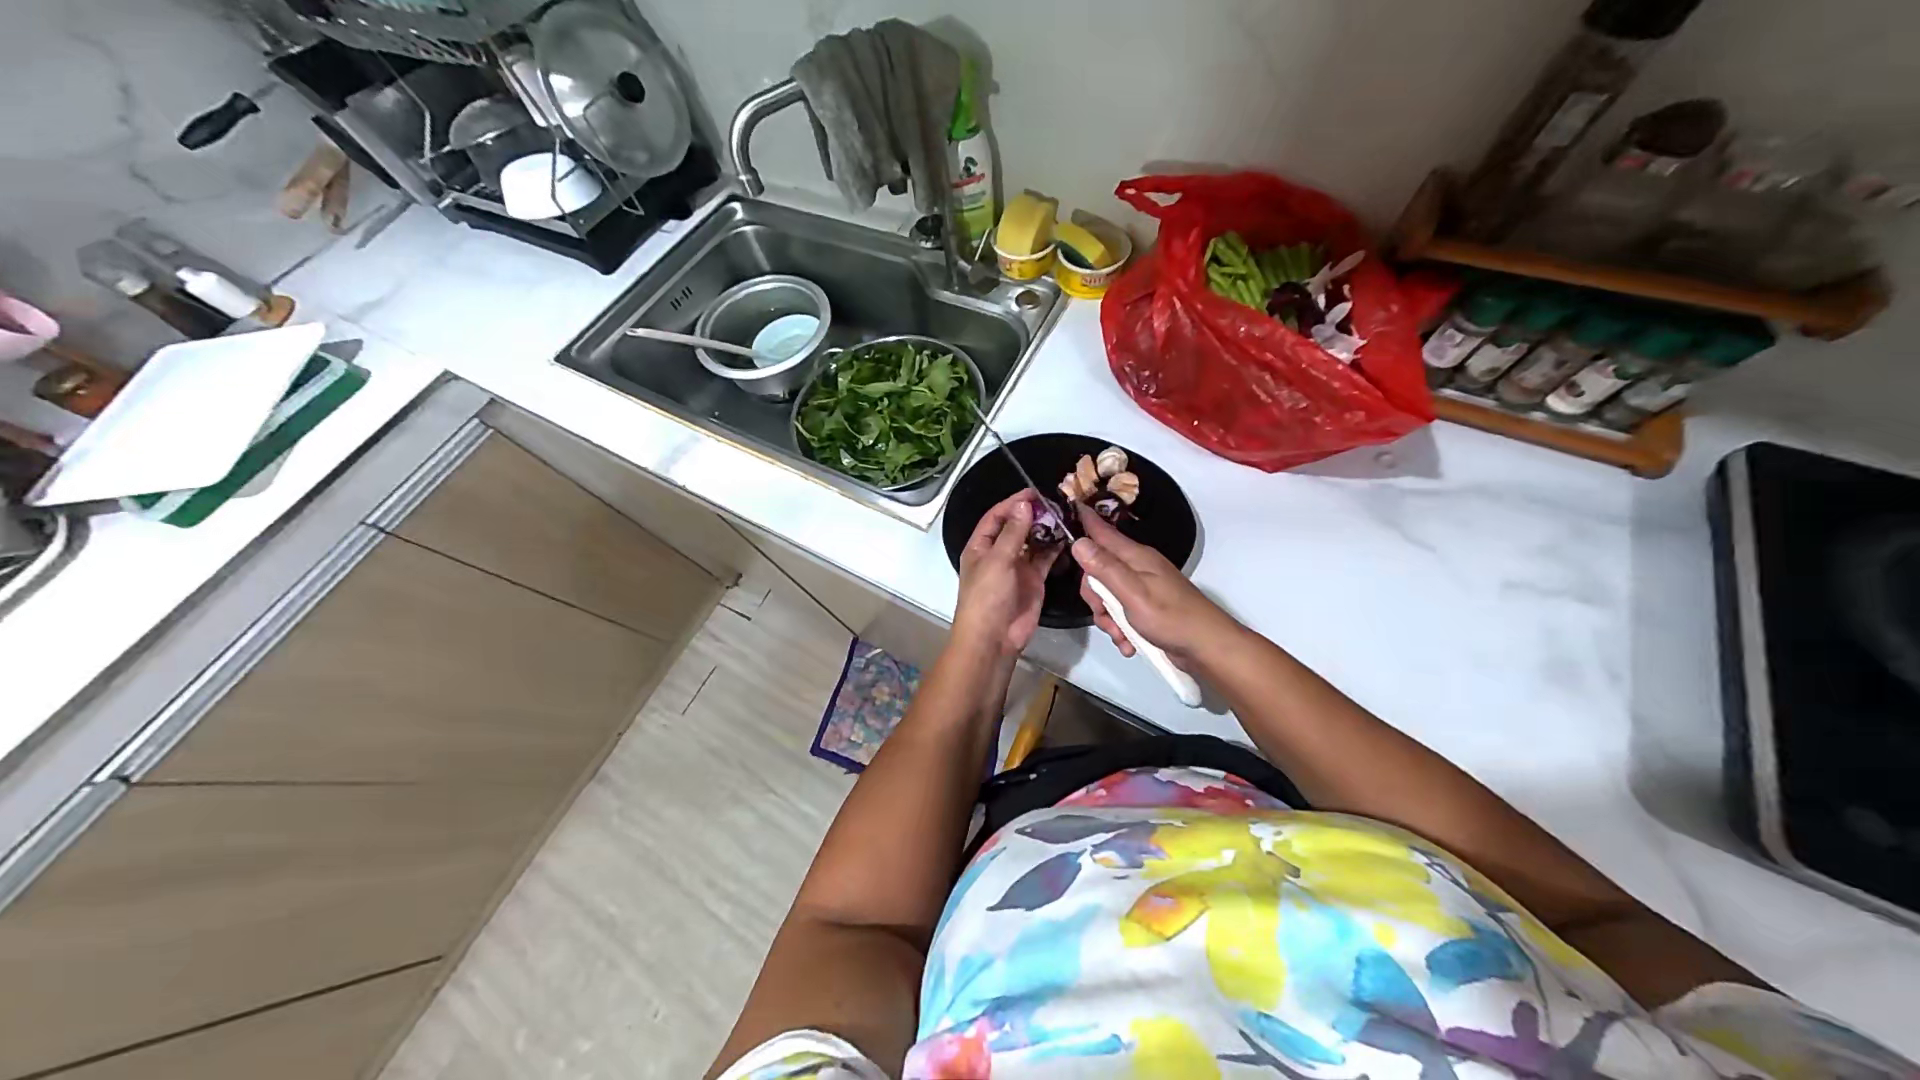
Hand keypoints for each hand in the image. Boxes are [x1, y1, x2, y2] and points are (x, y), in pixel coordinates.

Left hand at [953, 490, 1059, 657]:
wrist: (994, 637)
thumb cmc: (987, 596)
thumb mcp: (997, 560)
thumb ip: (1013, 532)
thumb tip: (1024, 504)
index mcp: (981, 546)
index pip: (996, 517)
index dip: (1013, 503)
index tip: (1035, 492)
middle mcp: (998, 553)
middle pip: (1016, 526)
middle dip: (1033, 514)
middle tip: (1056, 502)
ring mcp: (1017, 567)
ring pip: (1033, 541)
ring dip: (1046, 529)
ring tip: (1065, 515)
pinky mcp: (1033, 580)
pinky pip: (1045, 558)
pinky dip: (1055, 548)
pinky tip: (1068, 536)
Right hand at [1071, 504, 1241, 667]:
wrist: (1208, 648)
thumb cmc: (1171, 618)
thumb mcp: (1133, 593)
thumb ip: (1105, 568)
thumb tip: (1079, 542)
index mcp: (1135, 557)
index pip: (1102, 531)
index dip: (1085, 520)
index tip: (1069, 506)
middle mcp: (1138, 567)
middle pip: (1098, 570)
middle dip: (1095, 596)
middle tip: (1103, 613)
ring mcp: (1143, 588)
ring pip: (1107, 596)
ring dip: (1107, 618)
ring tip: (1120, 635)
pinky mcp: (1147, 608)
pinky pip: (1121, 613)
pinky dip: (1121, 629)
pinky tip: (1128, 643)